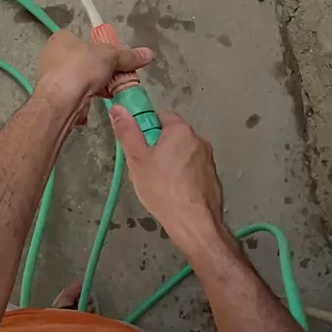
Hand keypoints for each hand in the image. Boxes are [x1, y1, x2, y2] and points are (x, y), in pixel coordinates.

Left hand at [33, 30, 154, 119]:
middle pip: (83, 63)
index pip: (84, 42)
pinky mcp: (51, 97)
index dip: (101, 52)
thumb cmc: (81, 68)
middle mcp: (51, 56)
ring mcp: (50, 78)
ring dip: (94, 88)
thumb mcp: (110, 57)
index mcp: (61, 39)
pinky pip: (72, 96)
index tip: (114, 63)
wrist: (61, 100)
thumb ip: (128, 56)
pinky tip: (92, 105)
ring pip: (78, 81)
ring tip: (108, 94)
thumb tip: (149, 54)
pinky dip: (83, 101)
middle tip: (116, 80)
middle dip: (100, 73)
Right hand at [108, 106, 227, 253]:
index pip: (160, 115)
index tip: (137, 144)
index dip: (145, 128)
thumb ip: (127, 132)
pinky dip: (181, 176)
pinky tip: (172, 192)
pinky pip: (191, 170)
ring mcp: (208, 160)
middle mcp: (198, 140)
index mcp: (180, 130)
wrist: (193, 222)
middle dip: (156, 147)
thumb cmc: (162, 189)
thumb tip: (118, 109)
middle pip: (171, 135)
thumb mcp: (137, 159)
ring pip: (182, 154)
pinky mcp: (212, 178)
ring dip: (169, 162)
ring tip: (156, 183)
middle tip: (143, 166)